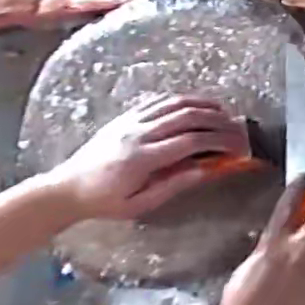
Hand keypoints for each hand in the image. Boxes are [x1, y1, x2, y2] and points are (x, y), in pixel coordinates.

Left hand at [46, 94, 250, 219]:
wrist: (65, 189)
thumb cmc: (105, 202)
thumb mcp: (140, 205)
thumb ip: (175, 185)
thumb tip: (207, 169)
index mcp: (141, 158)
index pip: (191, 141)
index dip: (220, 140)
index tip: (238, 146)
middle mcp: (139, 133)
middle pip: (189, 116)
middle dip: (220, 120)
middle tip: (238, 128)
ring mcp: (132, 120)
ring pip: (177, 102)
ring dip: (206, 105)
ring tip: (225, 113)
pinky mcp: (128, 115)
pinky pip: (161, 99)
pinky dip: (185, 99)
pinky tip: (199, 105)